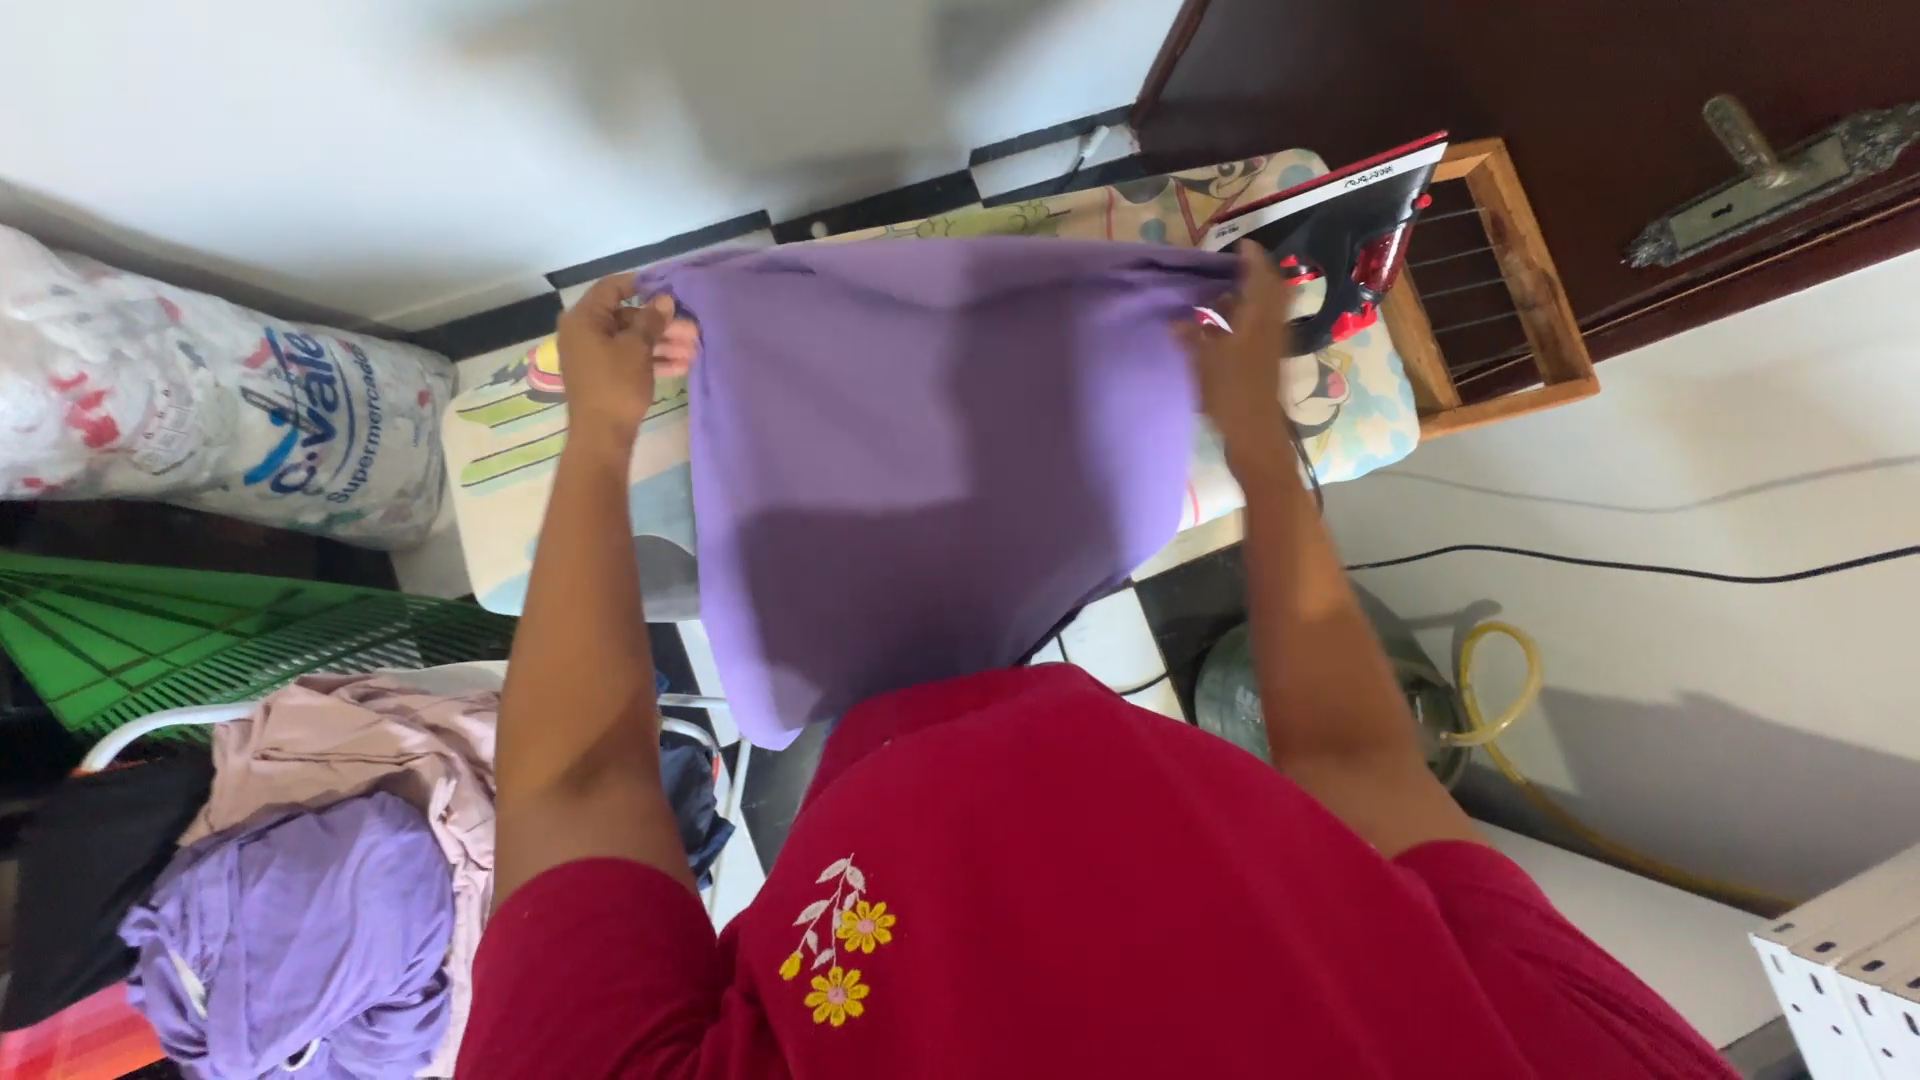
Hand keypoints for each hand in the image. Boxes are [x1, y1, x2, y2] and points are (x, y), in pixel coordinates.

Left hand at [554, 274, 699, 449]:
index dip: (641, 285)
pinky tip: (681, 366)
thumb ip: (652, 320)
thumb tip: (665, 300)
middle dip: (662, 324)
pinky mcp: (605, 374)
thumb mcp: (637, 348)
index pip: (612, 288)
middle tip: (692, 331)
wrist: (602, 434)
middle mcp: (585, 332)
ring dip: (663, 344)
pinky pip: (630, 358)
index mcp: (584, 318)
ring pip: (633, 340)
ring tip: (693, 351)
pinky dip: (653, 360)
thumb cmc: (616, 384)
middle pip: (628, 317)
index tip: (669, 289)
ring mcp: (594, 355)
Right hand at [1175, 241, 1294, 466]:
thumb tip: (1177, 320)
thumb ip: (1192, 338)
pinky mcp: (1267, 363)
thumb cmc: (1232, 399)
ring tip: (1218, 298)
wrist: (1257, 439)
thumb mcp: (1205, 366)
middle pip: (1270, 292)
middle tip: (1227, 271)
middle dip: (1252, 277)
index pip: (1262, 278)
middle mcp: (1272, 329)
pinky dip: (1244, 320)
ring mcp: (1272, 347)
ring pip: (1265, 311)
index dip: (1253, 258)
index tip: (1238, 245)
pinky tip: (1222, 329)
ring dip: (1247, 300)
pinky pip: (1259, 329)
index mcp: (1260, 321)